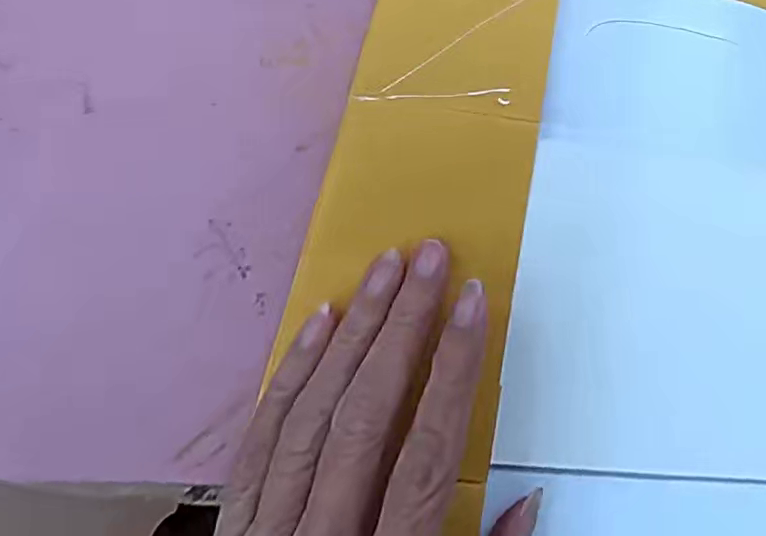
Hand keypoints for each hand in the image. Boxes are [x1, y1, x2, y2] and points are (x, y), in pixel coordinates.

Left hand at [214, 241, 539, 535]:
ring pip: (314, 412)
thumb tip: (532, 499)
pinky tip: (319, 320)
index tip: (474, 299)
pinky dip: (291, 373)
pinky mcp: (234, 528)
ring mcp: (267, 534)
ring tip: (384, 268)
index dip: (455, 367)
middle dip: (405, 325)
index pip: (429, 449)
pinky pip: (260, 439)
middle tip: (429, 257)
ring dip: (354, 330)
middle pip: (368, 414)